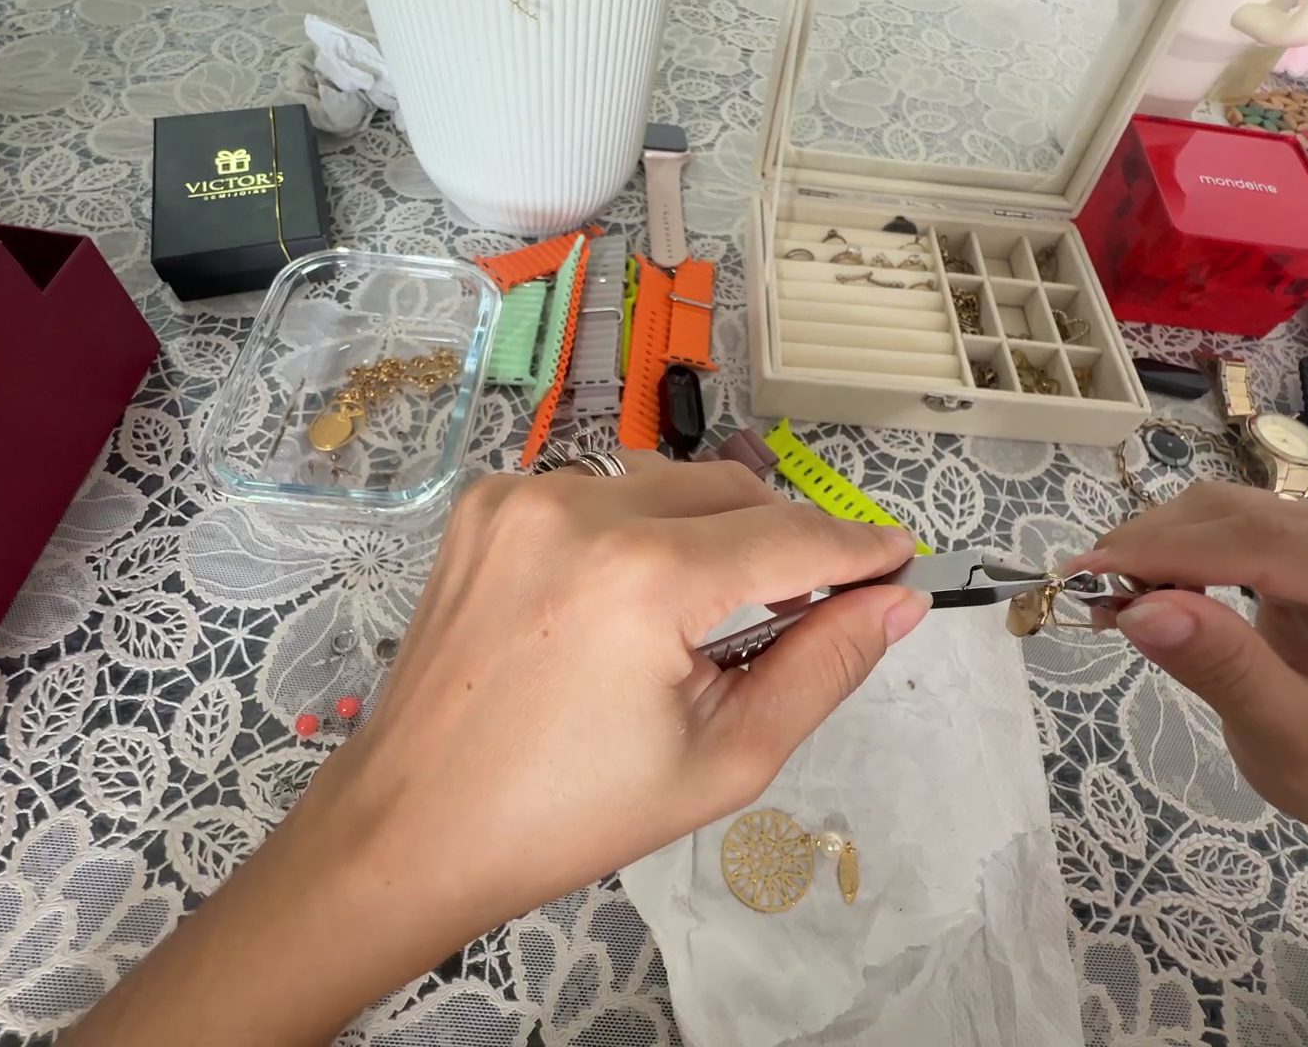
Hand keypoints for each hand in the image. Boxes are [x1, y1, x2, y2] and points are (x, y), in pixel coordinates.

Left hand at [61, 453, 929, 1046]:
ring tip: (714, 603)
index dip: (853, 546)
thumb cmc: (570, 812)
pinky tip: (628, 588)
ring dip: (711, 529)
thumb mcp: (722, 759)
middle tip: (812, 594)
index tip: (895, 556)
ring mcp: (521, 495)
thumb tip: (894, 604)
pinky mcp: (486, 503)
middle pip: (730, 492)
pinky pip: (599, 492)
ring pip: (665, 484)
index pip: (787, 537)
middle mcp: (579, 508)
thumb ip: (823, 667)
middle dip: (785, 536)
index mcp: (642, 578)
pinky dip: (638, 526)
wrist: (412, 823)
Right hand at [1067, 484, 1307, 864]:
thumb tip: (1139, 607)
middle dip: (1156, 546)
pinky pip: (1240, 530)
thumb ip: (1226, 672)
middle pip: (1254, 516)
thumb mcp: (1299, 748)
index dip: (1171, 551)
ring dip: (1160, 546)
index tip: (1083, 572)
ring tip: (1116, 599)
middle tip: (1086, 592)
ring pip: (1237, 512)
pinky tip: (1150, 589)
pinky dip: (1179, 554)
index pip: (1277, 546)